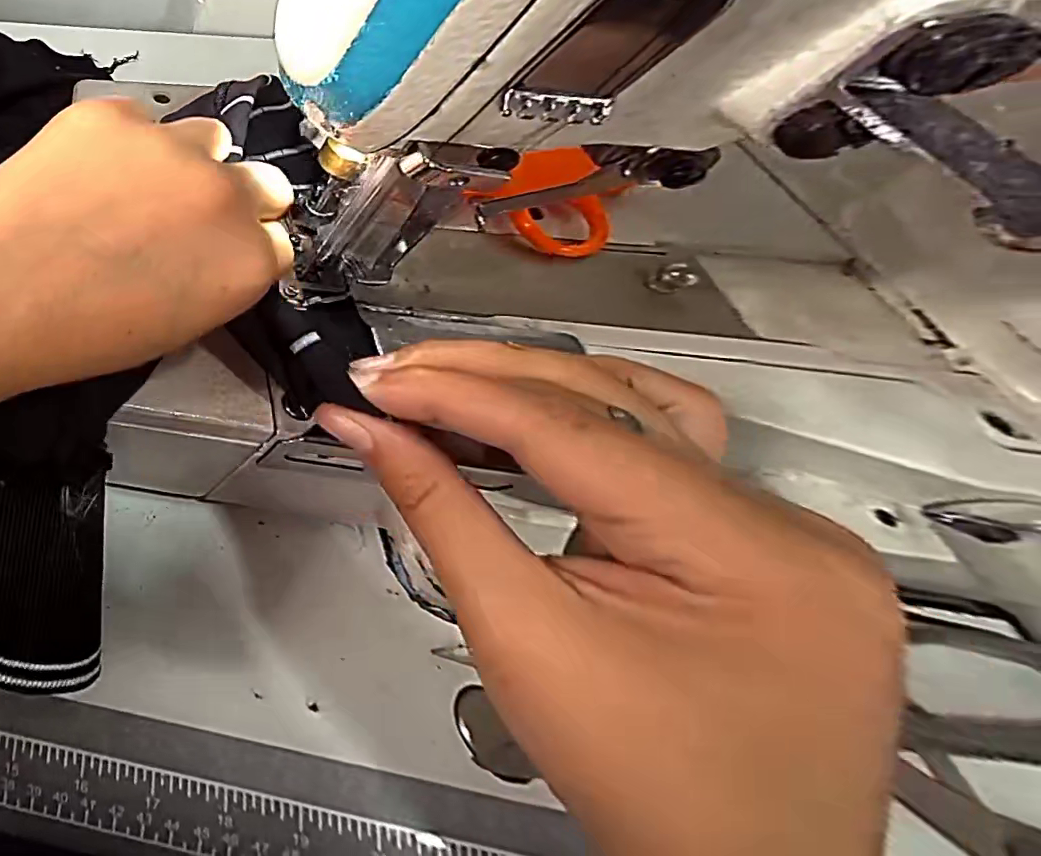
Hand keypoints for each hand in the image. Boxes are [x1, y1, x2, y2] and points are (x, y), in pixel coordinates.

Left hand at [0, 97, 293, 427]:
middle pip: (259, 182)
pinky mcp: (110, 114)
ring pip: (204, 139)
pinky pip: (136, 121)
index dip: (243, 248)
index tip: (213, 253)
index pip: (277, 241)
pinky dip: (120, 144)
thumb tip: (213, 252)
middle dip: (229, 201)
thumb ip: (211, 281)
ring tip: (129, 188)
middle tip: (177, 219)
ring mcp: (169, 144)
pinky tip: (82, 173)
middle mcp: (224, 194)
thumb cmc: (76, 338)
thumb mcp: (170, 327)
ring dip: (183, 162)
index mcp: (246, 261)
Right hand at [315, 341, 903, 855]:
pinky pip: (651, 443)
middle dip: (478, 376)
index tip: (372, 383)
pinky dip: (568, 416)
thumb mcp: (514, 628)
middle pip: (603, 400)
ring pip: (631, 406)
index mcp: (744, 553)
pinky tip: (512, 413)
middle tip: (388, 373)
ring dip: (522, 383)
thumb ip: (436, 506)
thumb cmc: (632, 772)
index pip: (566, 430)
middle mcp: (780, 523)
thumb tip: (366, 429)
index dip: (453, 395)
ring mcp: (774, 526)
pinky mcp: (747, 536)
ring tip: (436, 380)